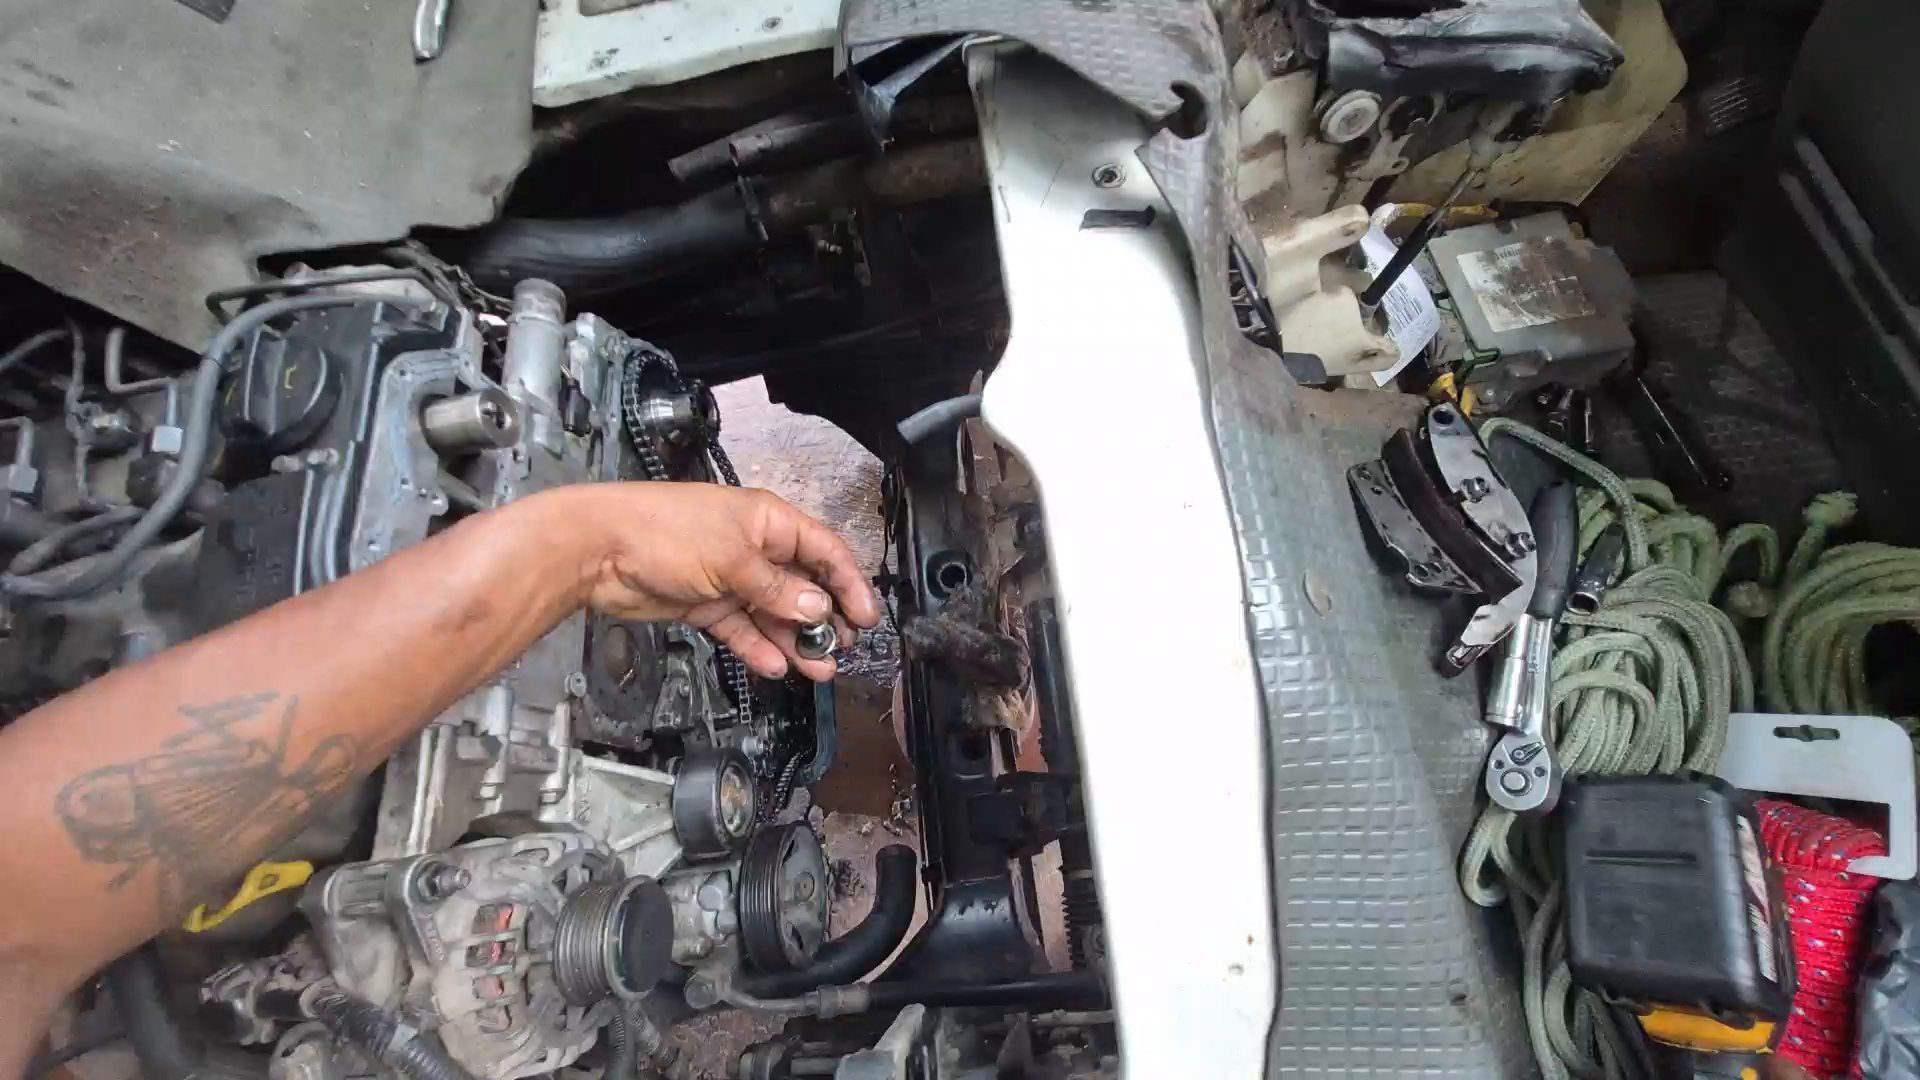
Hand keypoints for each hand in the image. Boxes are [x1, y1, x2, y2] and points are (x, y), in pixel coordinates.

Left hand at [553, 482, 880, 680]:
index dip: (848, 582)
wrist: (596, 550)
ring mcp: (730, 577)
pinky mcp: (707, 603)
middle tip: (841, 647)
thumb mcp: (732, 558)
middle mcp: (755, 549)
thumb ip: (777, 589)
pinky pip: (742, 628)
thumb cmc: (664, 531)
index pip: (824, 551)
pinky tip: (775, 666)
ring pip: (774, 613)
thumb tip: (817, 609)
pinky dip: (757, 647)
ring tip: (817, 668)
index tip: (866, 615)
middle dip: (824, 618)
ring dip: (795, 640)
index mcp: (769, 522)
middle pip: (802, 586)